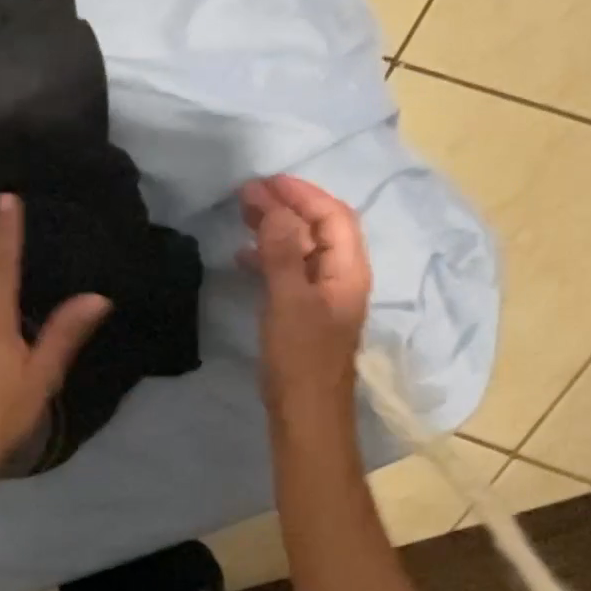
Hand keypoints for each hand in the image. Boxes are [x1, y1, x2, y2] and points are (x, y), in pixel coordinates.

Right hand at [240, 175, 371, 410]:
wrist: (305, 410)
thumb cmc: (300, 356)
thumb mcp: (288, 301)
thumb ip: (284, 254)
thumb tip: (279, 209)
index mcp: (346, 271)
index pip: (332, 217)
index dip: (302, 195)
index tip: (266, 181)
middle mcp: (341, 277)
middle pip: (321, 228)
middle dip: (289, 206)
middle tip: (247, 193)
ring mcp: (323, 295)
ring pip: (304, 247)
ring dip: (277, 227)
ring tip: (243, 215)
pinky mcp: (303, 311)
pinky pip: (290, 269)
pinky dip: (269, 254)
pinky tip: (245, 256)